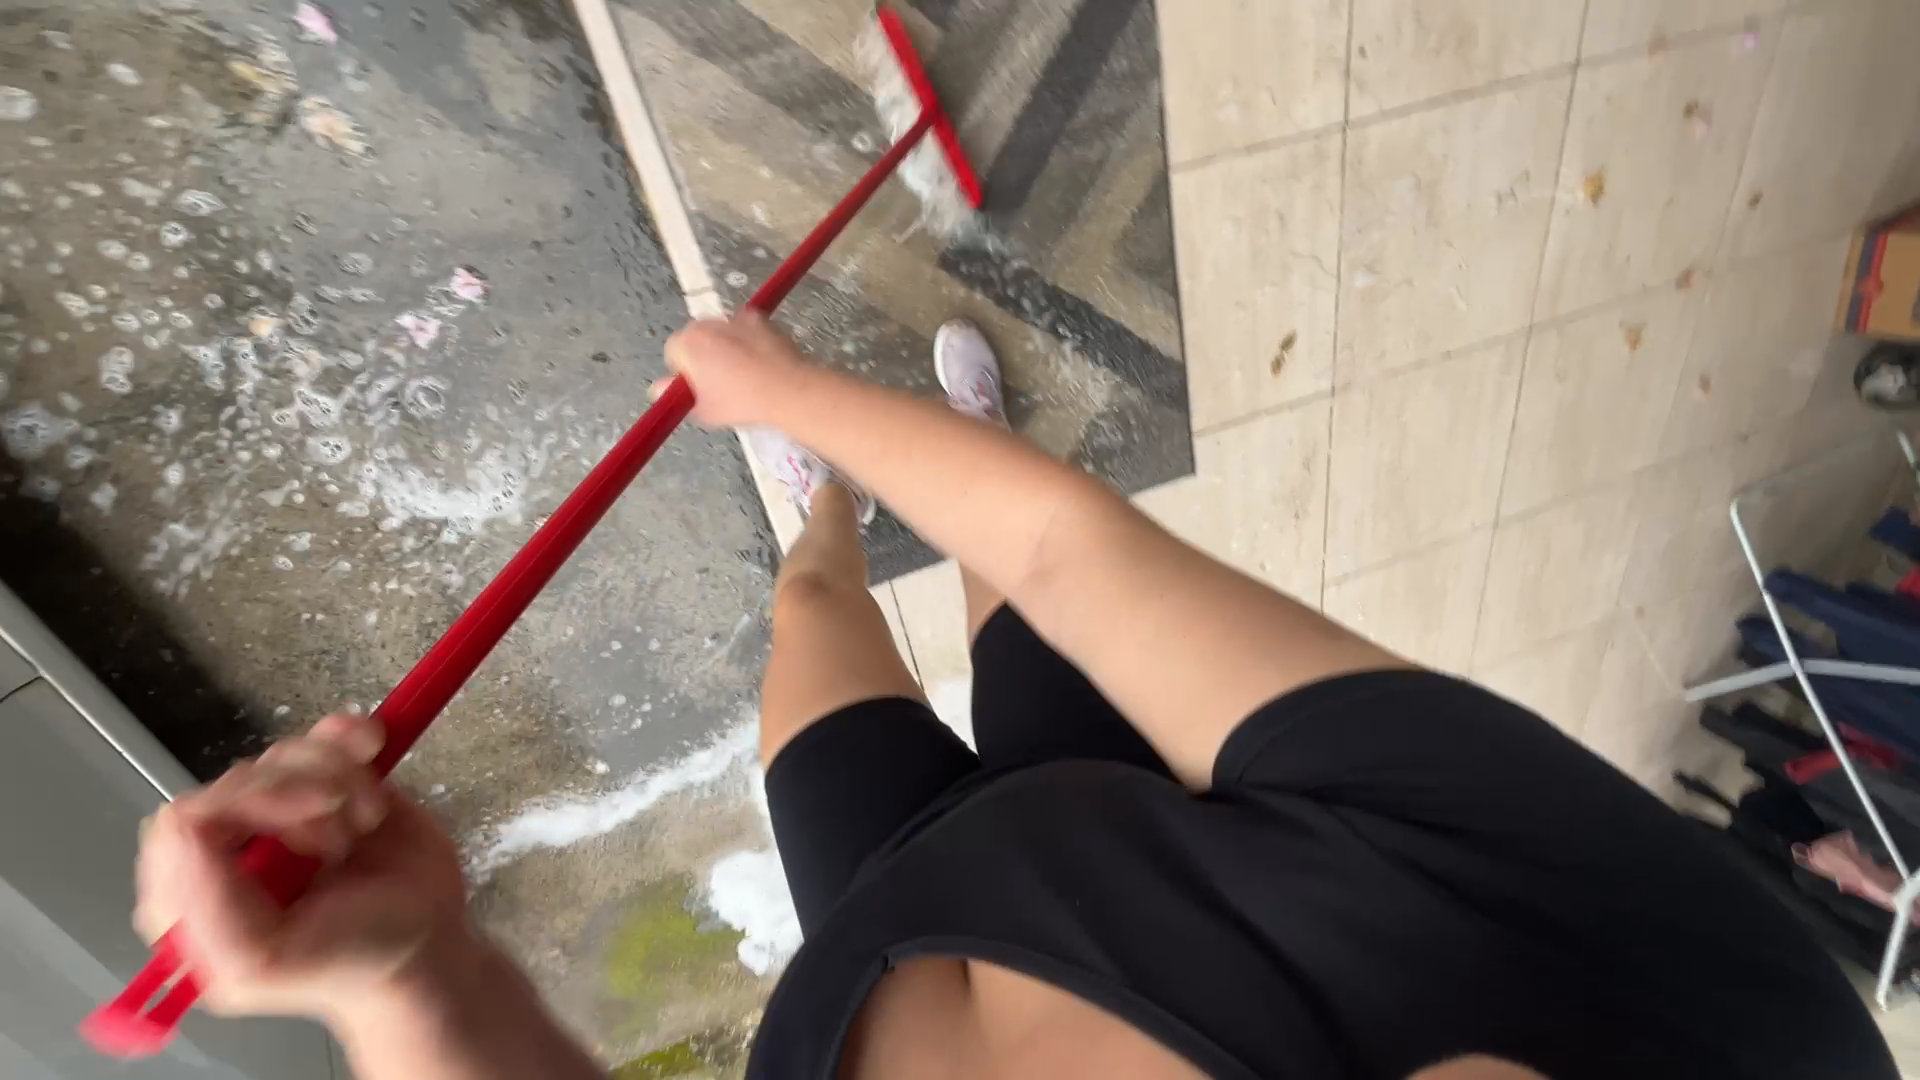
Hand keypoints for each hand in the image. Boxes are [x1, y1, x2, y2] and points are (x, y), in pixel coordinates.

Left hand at [134, 714, 471, 1025]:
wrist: (429, 938)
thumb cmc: (347, 960)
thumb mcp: (262, 961)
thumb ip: (208, 906)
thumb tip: (183, 824)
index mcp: (197, 888)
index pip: (193, 814)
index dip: (255, 801)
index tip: (319, 813)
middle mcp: (237, 842)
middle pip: (247, 777)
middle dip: (309, 793)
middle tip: (348, 834)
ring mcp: (292, 807)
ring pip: (292, 752)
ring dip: (344, 776)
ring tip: (368, 823)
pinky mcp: (343, 782)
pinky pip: (333, 734)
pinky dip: (356, 734)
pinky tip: (376, 751)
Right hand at [662, 312, 813, 427]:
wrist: (789, 390)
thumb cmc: (743, 402)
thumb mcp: (702, 409)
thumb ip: (674, 396)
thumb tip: (659, 390)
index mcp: (687, 343)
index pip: (673, 353)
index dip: (684, 372)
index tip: (698, 388)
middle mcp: (708, 324)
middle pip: (696, 339)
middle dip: (704, 356)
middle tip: (720, 383)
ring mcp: (736, 318)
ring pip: (722, 333)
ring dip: (727, 347)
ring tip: (744, 376)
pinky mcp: (761, 319)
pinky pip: (747, 330)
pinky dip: (749, 341)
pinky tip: (760, 364)